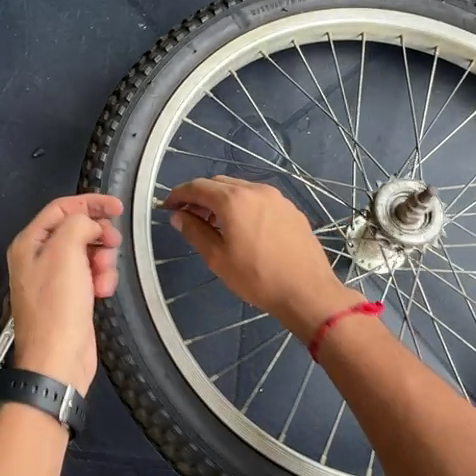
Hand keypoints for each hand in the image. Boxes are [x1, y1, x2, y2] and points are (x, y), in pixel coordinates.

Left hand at [5, 193, 122, 392]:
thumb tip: (90, 226)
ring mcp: (54, 280)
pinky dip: (101, 280)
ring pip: (87, 253)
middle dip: (98, 235)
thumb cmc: (57, 305)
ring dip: (102, 260)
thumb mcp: (65, 252)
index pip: (60, 208)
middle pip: (76, 230)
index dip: (90, 203)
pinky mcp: (70, 298)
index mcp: (29, 243)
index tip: (117, 207)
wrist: (58, 359)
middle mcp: (38, 259)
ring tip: (104, 276)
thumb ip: (77, 224)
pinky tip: (103, 291)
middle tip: (113, 243)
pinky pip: (91, 276)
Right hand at [164, 176, 363, 340]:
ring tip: (214, 224)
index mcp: (234, 200)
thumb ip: (195, 232)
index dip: (178, 194)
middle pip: (219, 183)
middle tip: (188, 217)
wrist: (307, 291)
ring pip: (240, 189)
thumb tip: (178, 216)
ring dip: (222, 200)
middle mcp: (256, 190)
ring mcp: (277, 198)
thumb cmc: (257, 278)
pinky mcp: (291, 209)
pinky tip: (242, 227)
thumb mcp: (217, 258)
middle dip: (200, 196)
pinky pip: (259, 199)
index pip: (197, 187)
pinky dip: (243, 205)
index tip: (168, 207)